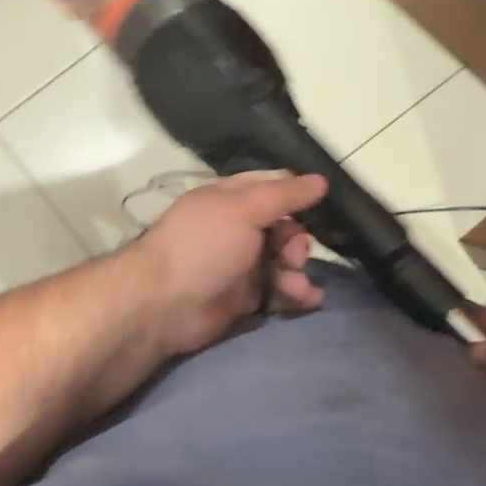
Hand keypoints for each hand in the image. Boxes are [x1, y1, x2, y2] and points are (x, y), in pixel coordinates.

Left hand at [130, 170, 329, 356]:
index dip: (297, 195)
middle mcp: (237, 229)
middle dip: (297, 241)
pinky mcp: (244, 299)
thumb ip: (284, 195)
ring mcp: (240, 266)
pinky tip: (308, 301)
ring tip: (297, 286)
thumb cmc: (202, 246)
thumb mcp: (243, 209)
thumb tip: (321, 180)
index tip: (322, 205)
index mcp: (231, 200)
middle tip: (293, 256)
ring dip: (298, 271)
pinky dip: (296, 296)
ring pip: (284, 262)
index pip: (272, 188)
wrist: (163, 305)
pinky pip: (279, 293)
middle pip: (284, 228)